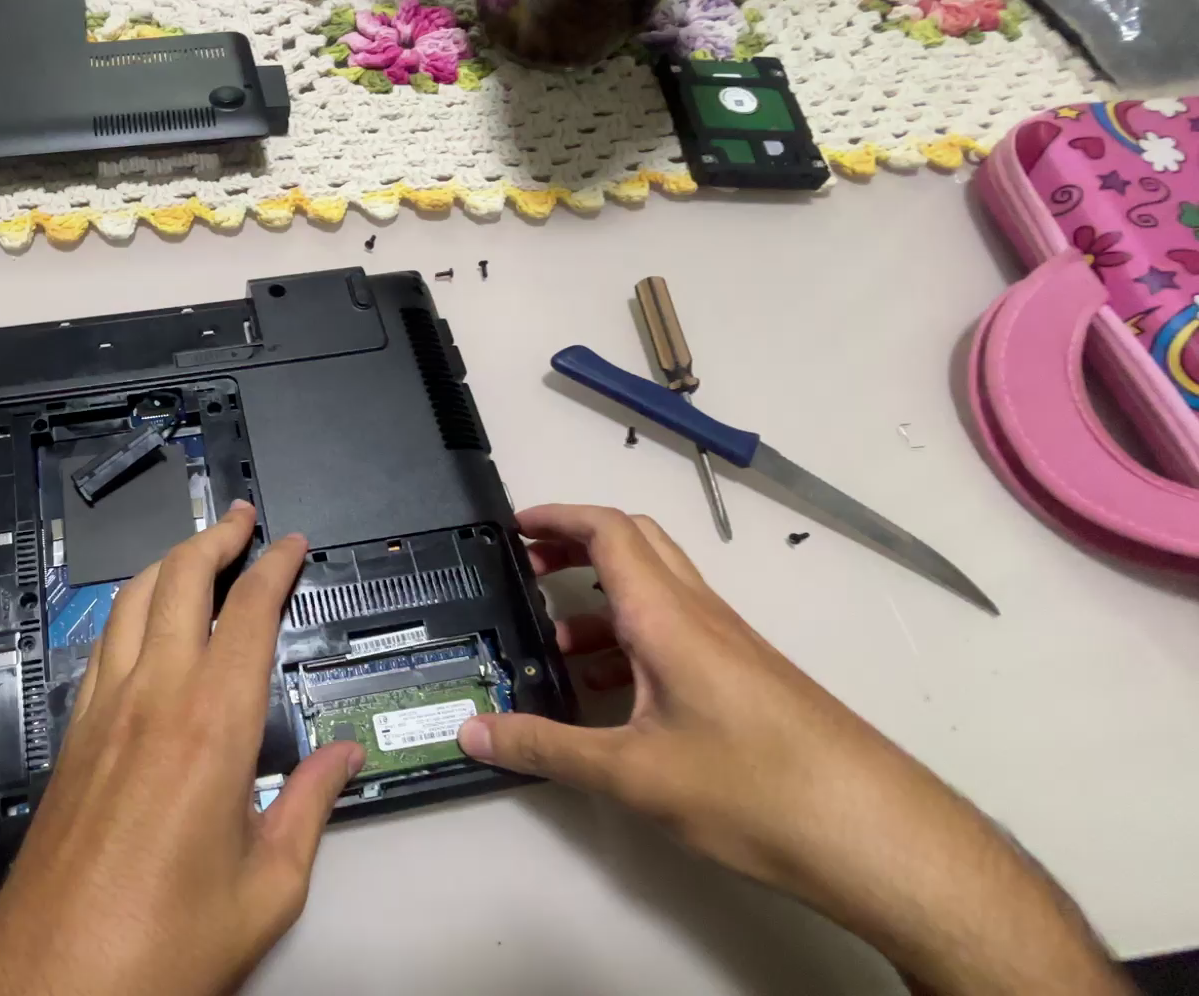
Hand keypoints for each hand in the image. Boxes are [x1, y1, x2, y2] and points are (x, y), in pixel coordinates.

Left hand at [0, 501, 362, 995]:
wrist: (54, 979)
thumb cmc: (157, 942)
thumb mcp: (266, 887)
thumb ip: (311, 806)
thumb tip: (343, 759)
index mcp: (213, 727)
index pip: (249, 613)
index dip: (273, 567)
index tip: (289, 544)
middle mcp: (153, 700)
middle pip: (180, 580)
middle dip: (215, 537)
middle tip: (239, 518)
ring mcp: (104, 710)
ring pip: (132, 600)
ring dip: (167, 562)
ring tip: (195, 549)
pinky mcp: (74, 732)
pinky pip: (103, 643)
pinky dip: (129, 610)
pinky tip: (143, 617)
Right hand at [458, 504, 1133, 995]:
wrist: (884, 839)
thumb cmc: (754, 790)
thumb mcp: (631, 775)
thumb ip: (544, 748)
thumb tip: (471, 734)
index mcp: (667, 616)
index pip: (609, 531)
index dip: (558, 516)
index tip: (515, 525)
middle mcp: (699, 614)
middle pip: (636, 542)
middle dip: (576, 542)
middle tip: (529, 565)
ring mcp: (728, 643)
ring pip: (656, 587)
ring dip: (600, 593)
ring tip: (553, 637)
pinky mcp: (744, 675)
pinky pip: (675, 629)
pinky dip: (629, 635)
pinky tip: (607, 688)